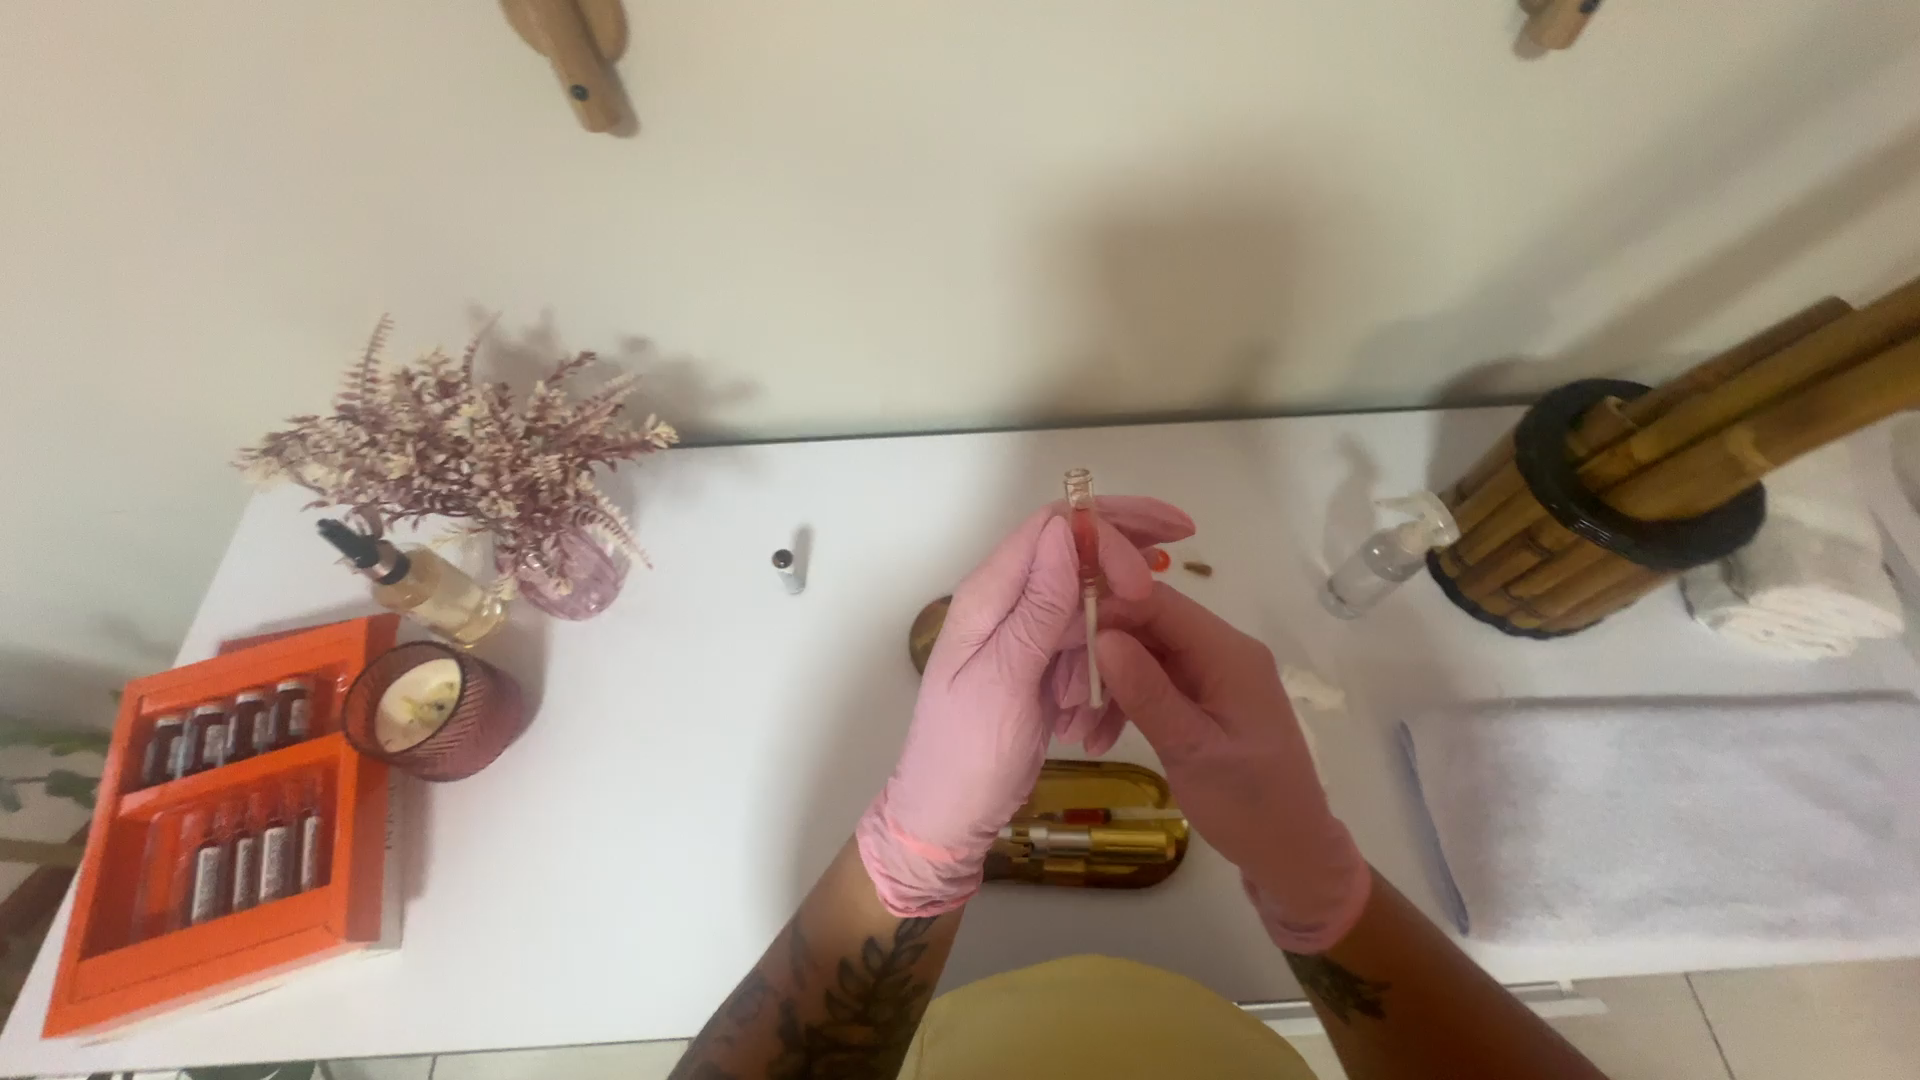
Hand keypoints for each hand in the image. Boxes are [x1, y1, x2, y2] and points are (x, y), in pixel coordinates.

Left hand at [857, 496, 1194, 916]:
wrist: (948, 814)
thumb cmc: (966, 753)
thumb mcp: (1004, 680)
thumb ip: (1035, 607)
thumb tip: (1064, 532)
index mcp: (988, 595)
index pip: (1051, 529)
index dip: (1106, 531)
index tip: (1149, 573)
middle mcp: (1005, 601)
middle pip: (1071, 548)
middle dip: (1125, 544)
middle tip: (1180, 542)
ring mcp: (1024, 632)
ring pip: (1085, 597)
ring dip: (1116, 619)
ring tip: (1143, 637)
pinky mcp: (1040, 662)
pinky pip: (1084, 639)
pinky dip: (1105, 659)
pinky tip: (1107, 701)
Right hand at [1093, 584, 1370, 952]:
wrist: (1291, 855)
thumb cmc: (1250, 804)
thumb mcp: (1192, 751)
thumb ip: (1147, 693)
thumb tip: (1102, 636)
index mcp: (1228, 653)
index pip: (1158, 602)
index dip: (1107, 609)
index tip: (1060, 637)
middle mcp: (1220, 651)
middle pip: (1146, 627)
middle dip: (1098, 654)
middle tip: (1060, 692)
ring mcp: (1210, 675)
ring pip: (1142, 656)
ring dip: (1105, 685)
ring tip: (1071, 725)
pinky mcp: (1200, 698)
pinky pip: (1151, 683)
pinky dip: (1122, 705)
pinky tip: (1095, 738)